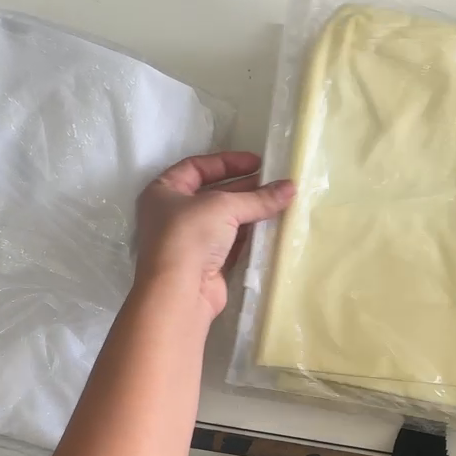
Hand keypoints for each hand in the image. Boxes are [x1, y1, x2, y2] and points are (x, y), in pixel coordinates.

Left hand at [132, 150, 294, 319]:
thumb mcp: (223, 207)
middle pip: (213, 194)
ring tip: (278, 204)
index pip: (197, 167)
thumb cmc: (190, 236)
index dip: (227, 162)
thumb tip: (291, 187)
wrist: (179, 293)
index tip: (257, 163)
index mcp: (164, 191)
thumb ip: (258, 198)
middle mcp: (173, 214)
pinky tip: (270, 229)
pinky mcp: (207, 264)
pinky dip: (249, 236)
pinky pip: (231, 244)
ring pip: (224, 221)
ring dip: (249, 213)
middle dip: (244, 188)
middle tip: (274, 184)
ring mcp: (190, 241)